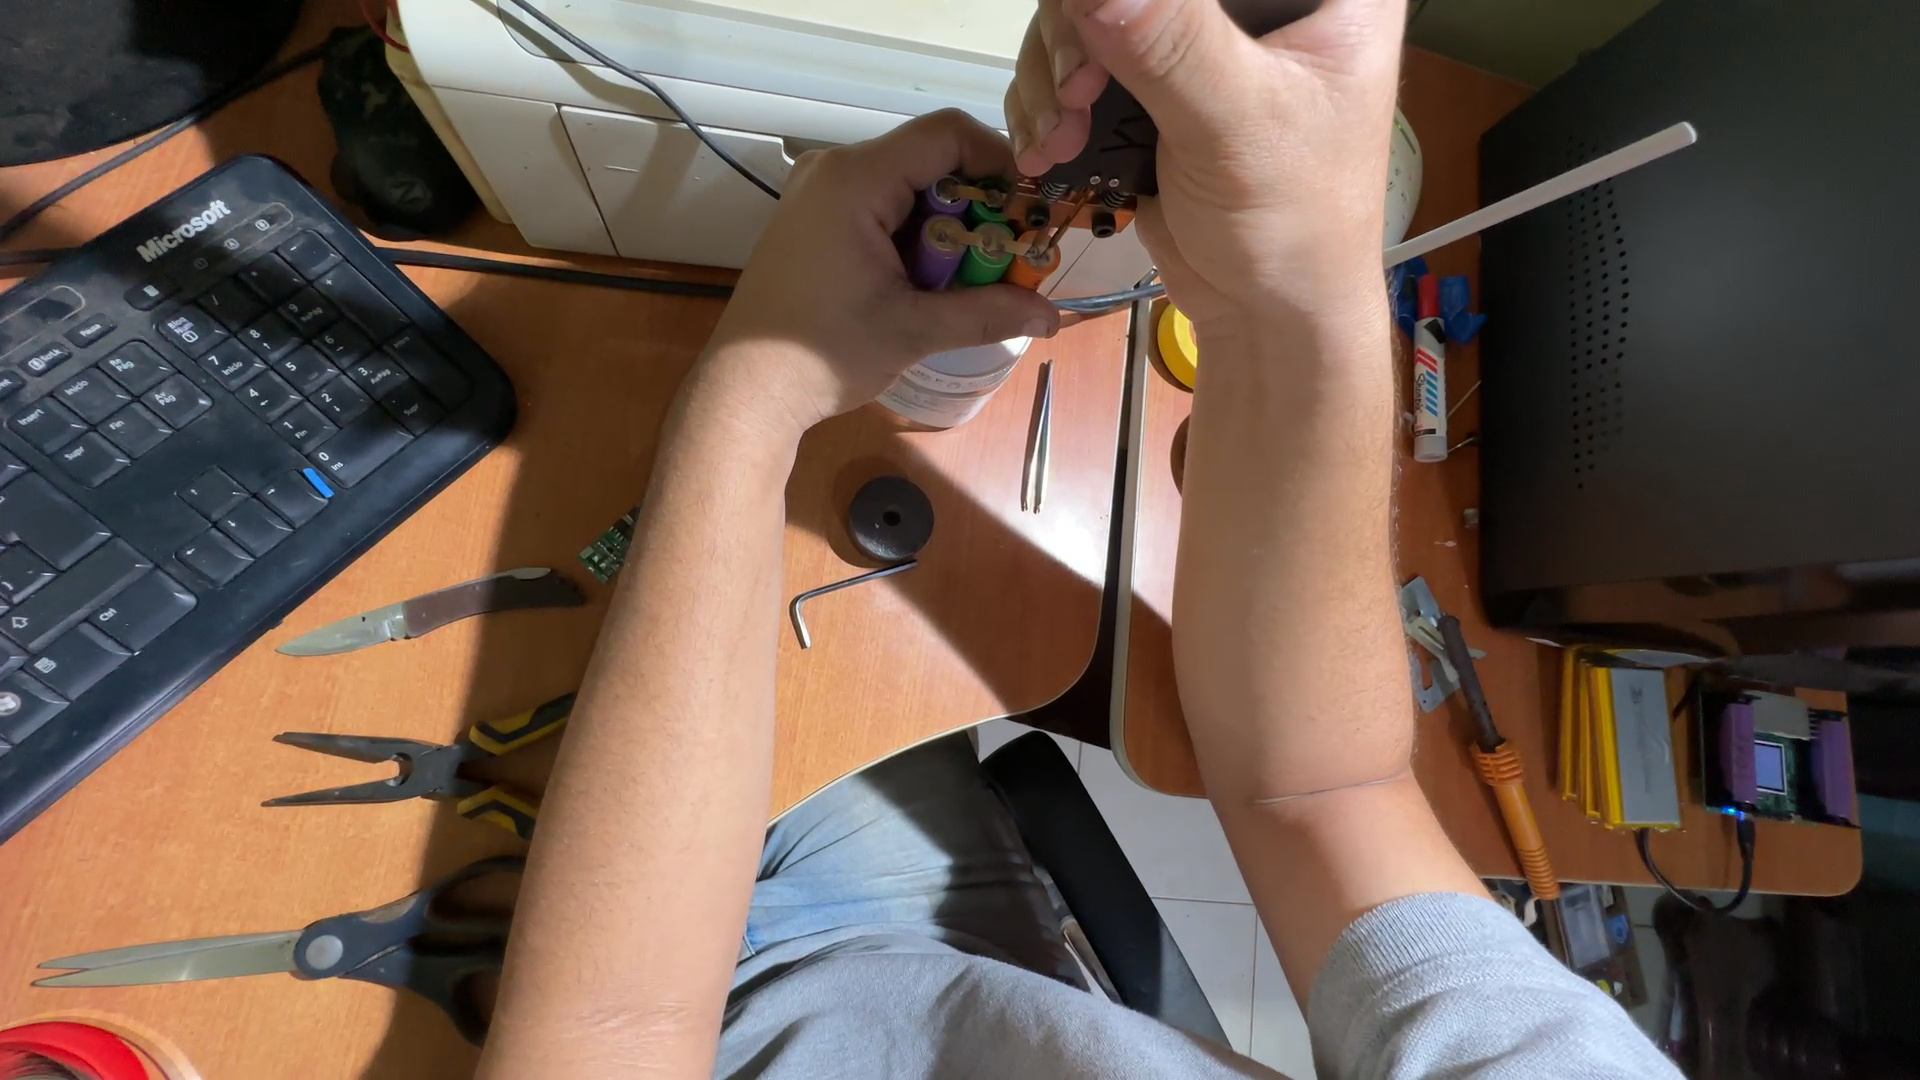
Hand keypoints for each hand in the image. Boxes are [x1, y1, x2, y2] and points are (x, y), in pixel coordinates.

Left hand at [702, 110, 1060, 433]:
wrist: (749, 389)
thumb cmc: (826, 355)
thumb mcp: (914, 331)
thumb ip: (988, 314)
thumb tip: (1055, 318)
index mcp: (856, 180)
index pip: (947, 135)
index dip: (998, 164)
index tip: (1029, 210)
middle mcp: (834, 172)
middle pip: (929, 164)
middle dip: (975, 212)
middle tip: (1002, 262)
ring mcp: (818, 197)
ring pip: (906, 192)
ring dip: (945, 233)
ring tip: (964, 285)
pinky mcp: (813, 224)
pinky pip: (880, 212)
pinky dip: (913, 242)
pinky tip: (924, 286)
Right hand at [1004, 0, 1405, 333]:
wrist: (1263, 309)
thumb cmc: (1288, 220)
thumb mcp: (1237, 122)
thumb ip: (1171, 43)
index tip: (1092, 28)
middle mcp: (1242, 3)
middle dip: (1077, 34)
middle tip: (1072, 99)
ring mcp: (1184, 48)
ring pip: (1085, 20)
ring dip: (1051, 80)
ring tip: (1056, 143)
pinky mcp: (1145, 98)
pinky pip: (1075, 73)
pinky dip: (1048, 109)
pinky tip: (1047, 151)